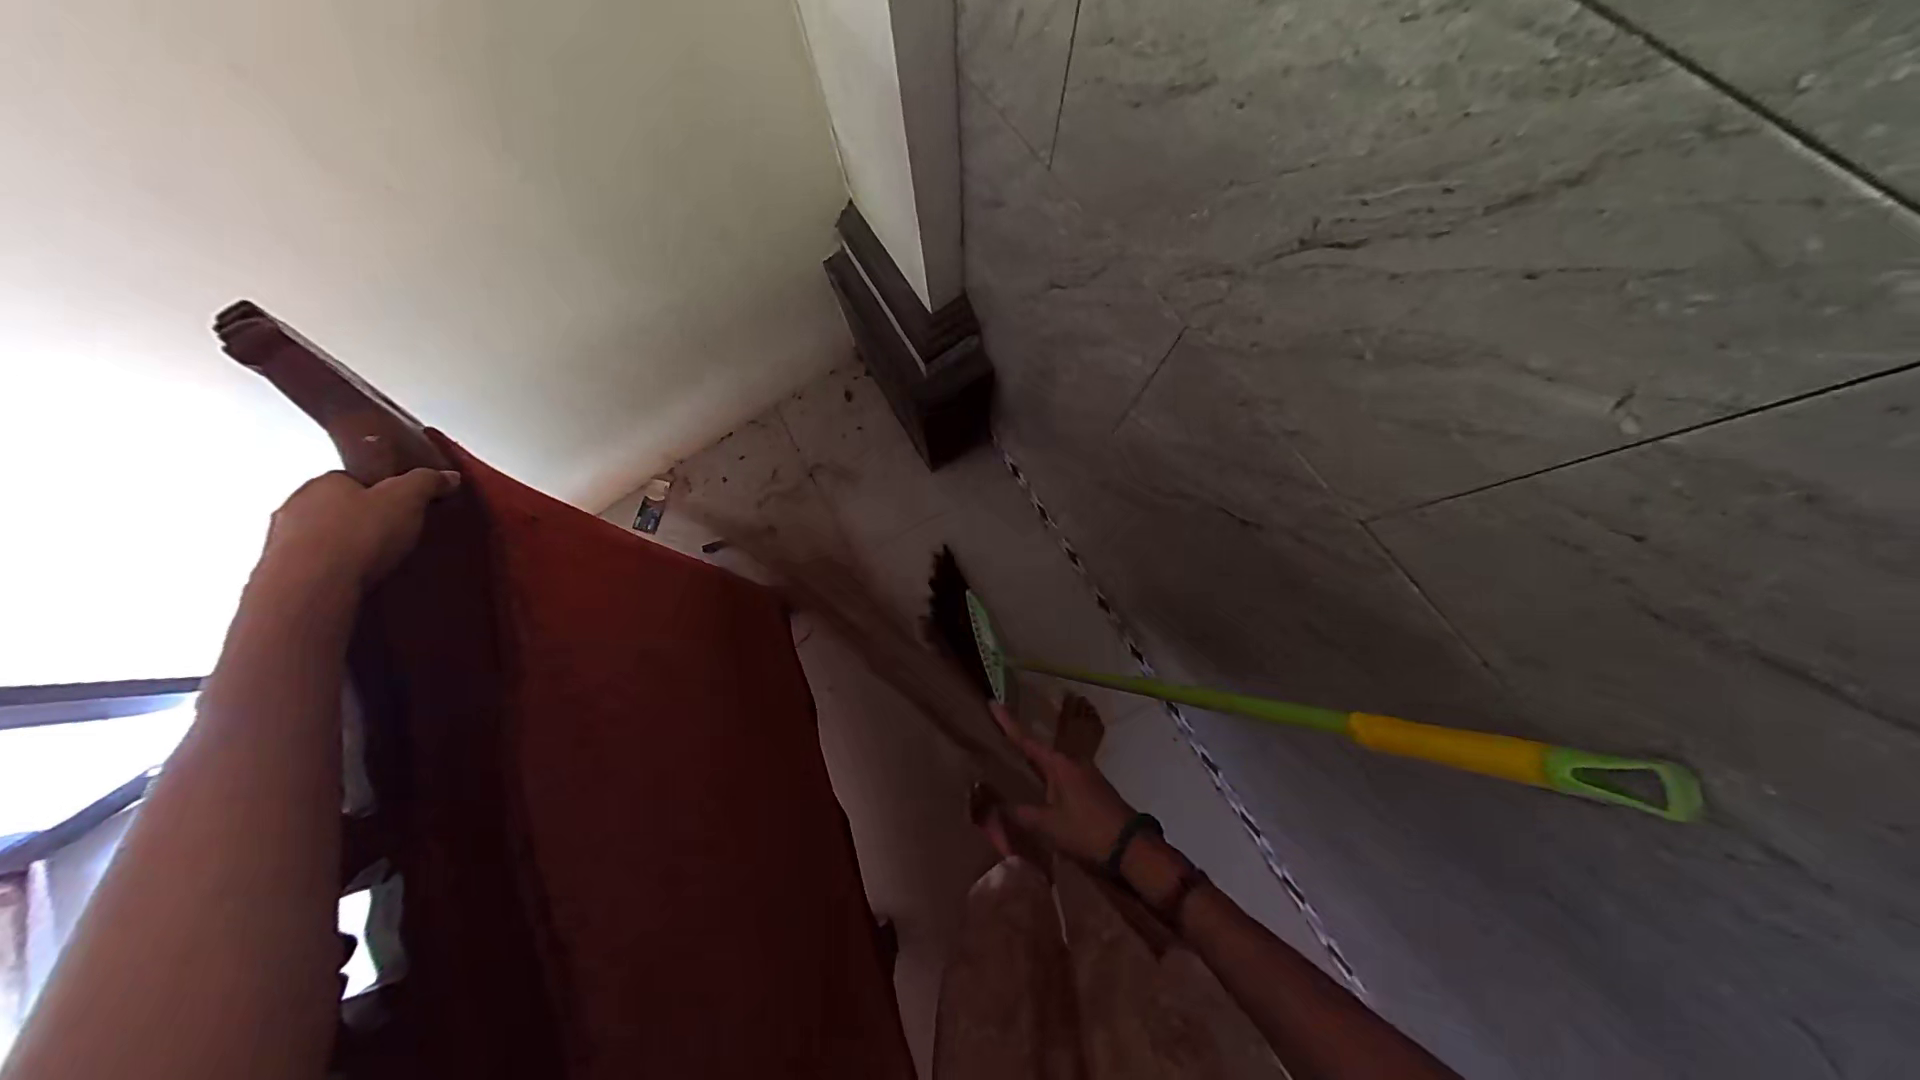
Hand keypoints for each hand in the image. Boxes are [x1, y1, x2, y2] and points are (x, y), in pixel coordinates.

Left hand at [261, 468, 460, 589]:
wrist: (313, 586)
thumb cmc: (358, 535)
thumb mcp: (407, 499)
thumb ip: (427, 482)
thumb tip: (447, 476)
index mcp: (322, 483)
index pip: (353, 480)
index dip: (381, 492)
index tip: (403, 507)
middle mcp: (294, 506)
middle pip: (337, 508)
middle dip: (362, 519)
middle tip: (394, 535)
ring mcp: (282, 541)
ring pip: (323, 537)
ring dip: (345, 546)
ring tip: (378, 562)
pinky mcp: (284, 572)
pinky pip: (316, 565)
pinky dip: (335, 570)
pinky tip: (357, 580)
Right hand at [991, 703, 1137, 863]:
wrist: (1130, 845)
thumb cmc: (1087, 830)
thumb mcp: (1048, 825)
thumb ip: (1020, 814)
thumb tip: (992, 806)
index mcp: (1058, 764)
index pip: (1026, 740)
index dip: (1008, 722)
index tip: (993, 702)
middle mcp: (1071, 761)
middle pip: (1038, 747)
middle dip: (1019, 739)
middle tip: (997, 730)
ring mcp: (1084, 772)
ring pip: (1051, 760)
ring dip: (1033, 758)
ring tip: (1014, 757)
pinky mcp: (1091, 785)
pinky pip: (1061, 772)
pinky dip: (1046, 772)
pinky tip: (1039, 783)